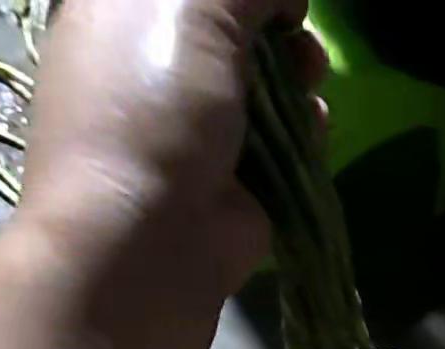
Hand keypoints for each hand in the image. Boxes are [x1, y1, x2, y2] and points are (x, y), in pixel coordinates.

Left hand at [16, 0, 325, 300]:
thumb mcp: (189, 10)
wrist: (155, 231)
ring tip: (314, 78)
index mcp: (125, 6)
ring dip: (299, 74)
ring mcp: (207, 122)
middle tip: (300, 34)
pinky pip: (287, 139)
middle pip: (236, 28)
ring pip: (268, 83)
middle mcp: (163, 59)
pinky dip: (308, 128)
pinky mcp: (244, 173)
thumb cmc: (155, 105)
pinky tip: (318, 127)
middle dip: (276, 24)